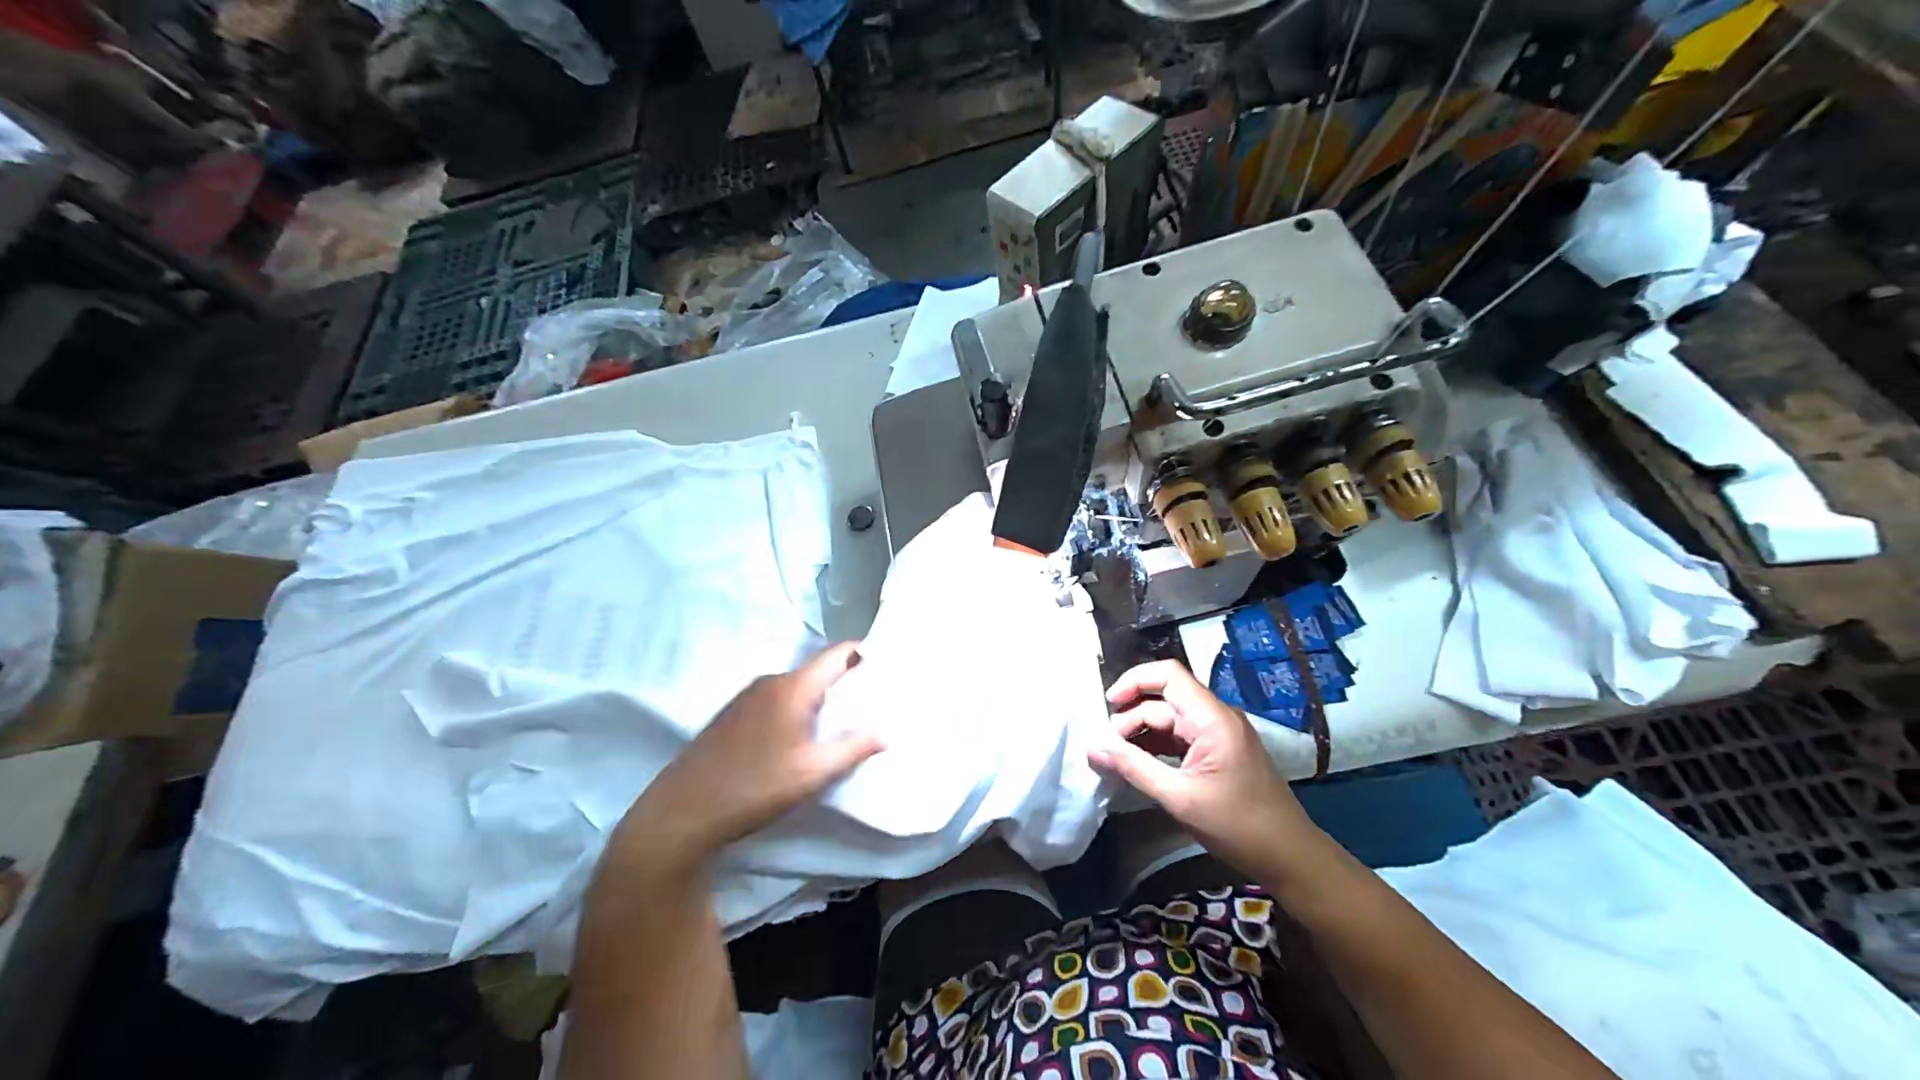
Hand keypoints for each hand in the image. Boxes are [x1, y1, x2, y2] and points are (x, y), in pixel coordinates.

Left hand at [616, 642, 883, 868]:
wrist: (683, 811)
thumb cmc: (754, 788)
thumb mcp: (812, 774)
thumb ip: (852, 748)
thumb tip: (884, 732)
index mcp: (793, 687)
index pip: (838, 653)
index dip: (866, 654)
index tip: (889, 666)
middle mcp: (770, 681)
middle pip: (819, 670)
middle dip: (847, 682)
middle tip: (873, 702)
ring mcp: (747, 696)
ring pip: (797, 687)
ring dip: (821, 699)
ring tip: (843, 722)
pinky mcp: (733, 714)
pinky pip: (777, 699)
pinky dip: (797, 709)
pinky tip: (801, 737)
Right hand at [1088, 660, 1322, 881]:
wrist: (1290, 857)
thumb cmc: (1237, 826)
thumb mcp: (1179, 798)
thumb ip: (1134, 768)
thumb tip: (1093, 749)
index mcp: (1213, 719)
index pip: (1168, 675)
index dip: (1134, 681)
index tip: (1108, 705)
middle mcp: (1218, 717)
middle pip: (1165, 699)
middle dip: (1132, 717)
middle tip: (1108, 747)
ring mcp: (1221, 734)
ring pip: (1171, 719)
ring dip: (1142, 733)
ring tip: (1118, 758)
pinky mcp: (1221, 751)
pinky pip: (1182, 737)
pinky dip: (1158, 746)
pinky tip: (1140, 765)